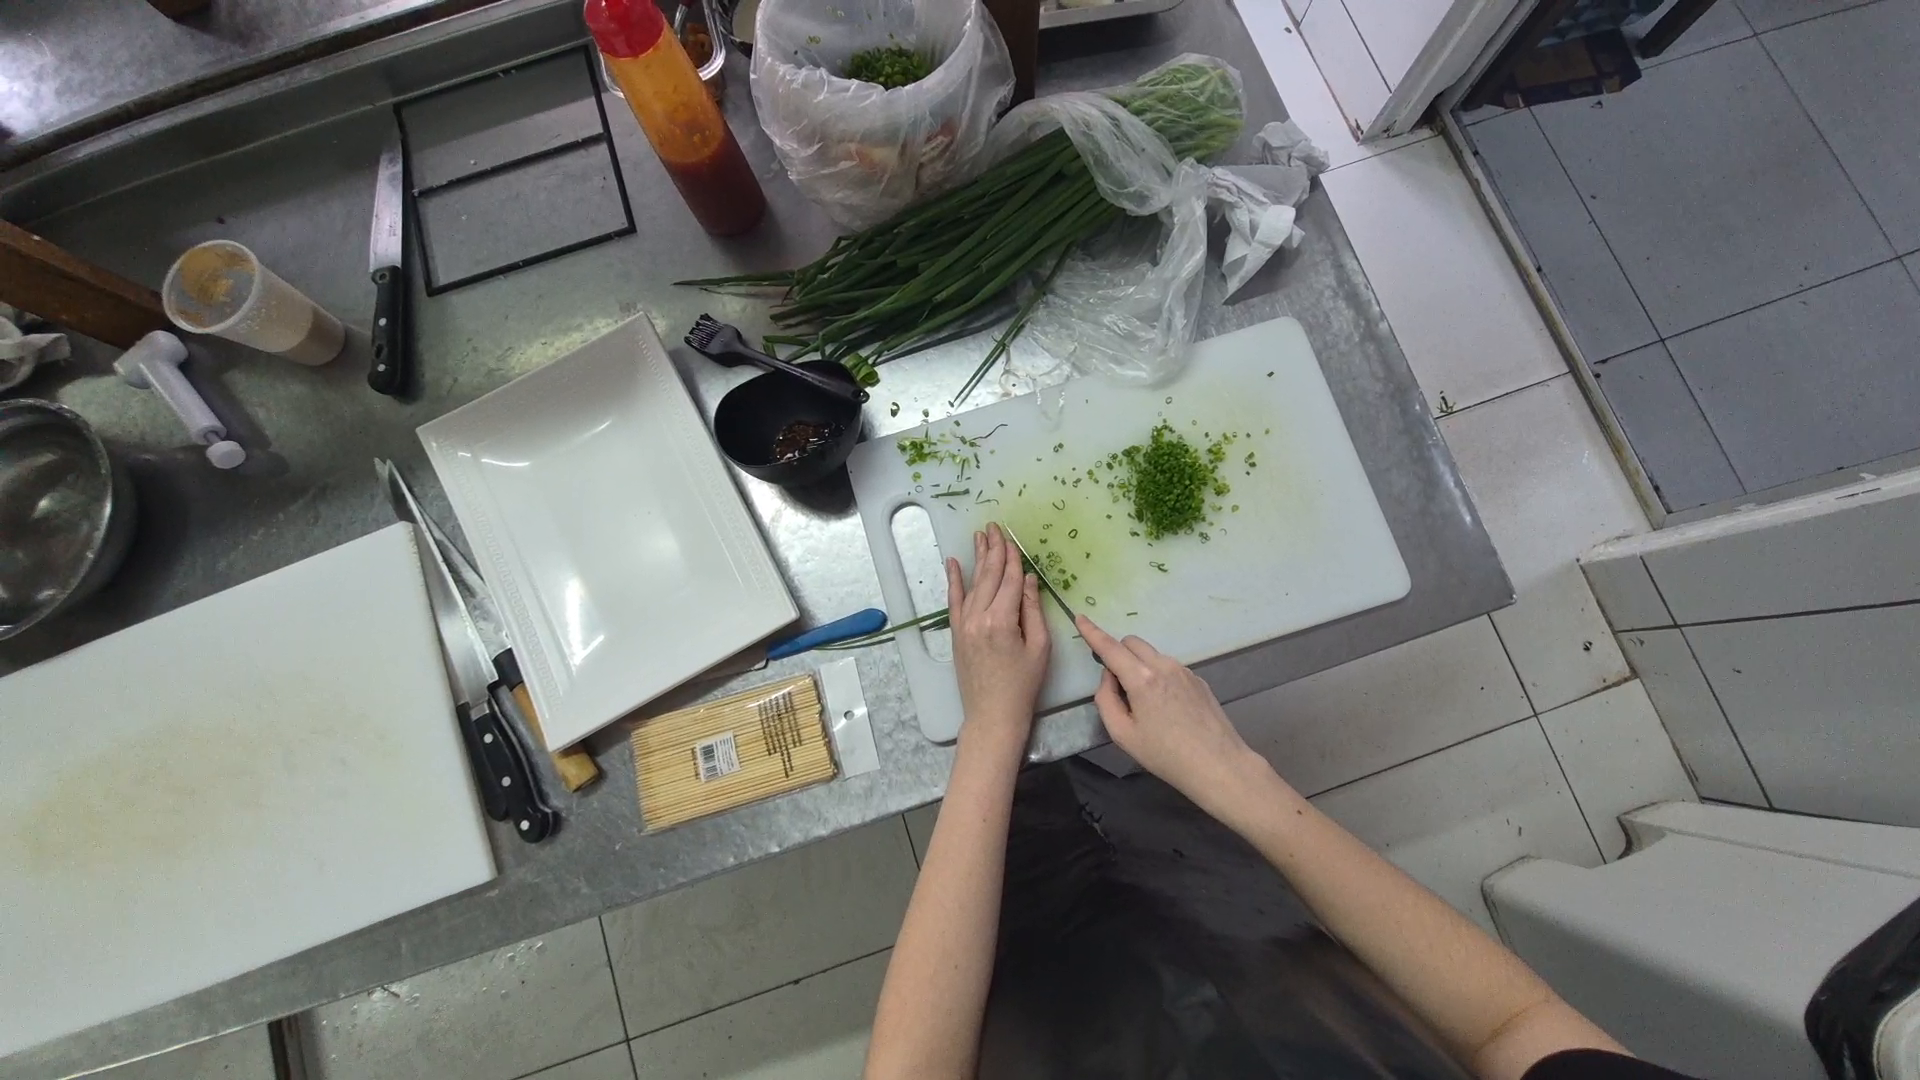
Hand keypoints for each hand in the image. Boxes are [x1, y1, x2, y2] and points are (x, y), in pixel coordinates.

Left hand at [945, 523, 1049, 748]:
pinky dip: (952, 580)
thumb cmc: (1023, 685)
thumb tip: (1028, 580)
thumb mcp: (1039, 647)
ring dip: (977, 558)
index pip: (1009, 580)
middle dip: (993, 549)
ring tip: (980, 536)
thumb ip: (1032, 610)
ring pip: (972, 584)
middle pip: (988, 576)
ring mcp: (964, 624)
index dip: (1013, 558)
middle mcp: (979, 617)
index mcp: (1002, 620)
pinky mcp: (956, 633)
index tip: (1013, 539)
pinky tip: (952, 562)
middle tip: (994, 526)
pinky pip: (953, 601)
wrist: (992, 714)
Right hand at [1077, 615, 1273, 819]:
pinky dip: (1158, 675)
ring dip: (1139, 665)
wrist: (1218, 765)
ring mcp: (1184, 670)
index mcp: (1142, 679)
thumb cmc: (1165, 755)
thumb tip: (1109, 677)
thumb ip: (1106, 699)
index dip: (1092, 632)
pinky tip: (1167, 708)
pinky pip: (1169, 667)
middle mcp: (1164, 666)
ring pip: (1152, 654)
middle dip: (1118, 653)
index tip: (1080, 618)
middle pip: (1132, 643)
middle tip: (1117, 685)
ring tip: (1146, 704)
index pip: (1110, 647)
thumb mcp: (1122, 734)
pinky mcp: (1198, 679)